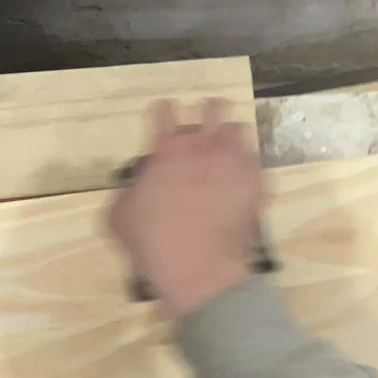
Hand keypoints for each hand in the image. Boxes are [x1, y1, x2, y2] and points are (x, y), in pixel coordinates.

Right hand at [107, 98, 264, 318]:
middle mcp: (204, 146)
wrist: (200, 270)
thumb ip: (128, 191)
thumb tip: (138, 186)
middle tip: (202, 129)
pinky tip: (240, 184)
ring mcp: (235, 161)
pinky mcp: (257, 181)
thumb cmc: (153, 243)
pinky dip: (247, 170)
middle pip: (213, 106)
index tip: (165, 114)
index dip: (163, 110)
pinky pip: (256, 162)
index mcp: (168, 149)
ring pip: (239, 128)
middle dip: (208, 112)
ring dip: (230, 137)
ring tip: (225, 153)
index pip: (164, 110)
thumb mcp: (120, 216)